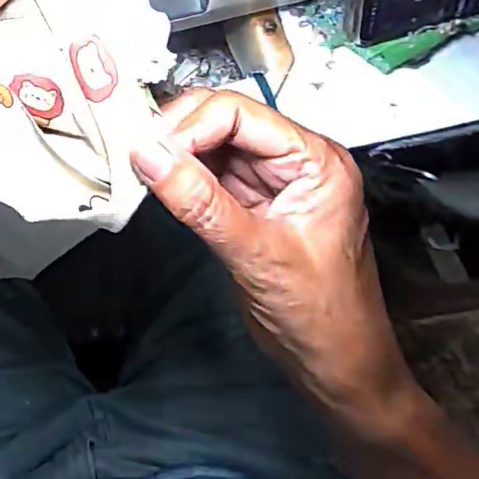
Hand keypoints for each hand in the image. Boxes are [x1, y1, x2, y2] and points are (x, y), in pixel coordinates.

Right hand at [132, 89, 412, 416]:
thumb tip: (151, 156)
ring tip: (145, 167)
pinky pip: (204, 167)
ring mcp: (268, 176)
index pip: (240, 113)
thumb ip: (200, 202)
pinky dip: (178, 171)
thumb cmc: (325, 319)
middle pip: (222, 117)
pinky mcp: (247, 195)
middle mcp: (293, 159)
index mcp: (316, 160)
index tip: (154, 149)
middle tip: (142, 152)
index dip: (191, 125)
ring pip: (208, 139)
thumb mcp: (257, 255)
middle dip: (178, 131)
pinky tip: (160, 180)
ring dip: (173, 150)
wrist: (336, 366)